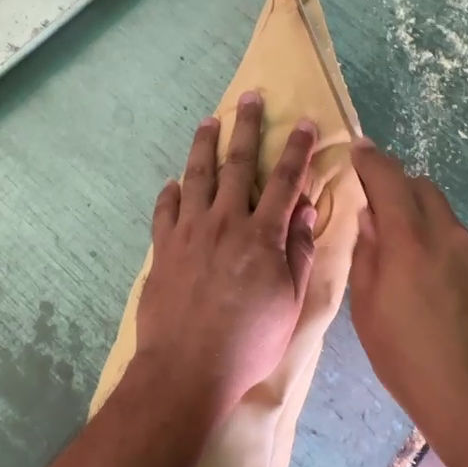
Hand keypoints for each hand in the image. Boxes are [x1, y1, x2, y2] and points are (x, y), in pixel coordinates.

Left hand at [133, 91, 319, 416]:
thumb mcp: (290, 303)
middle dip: (247, 127)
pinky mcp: (162, 247)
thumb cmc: (248, 342)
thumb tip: (303, 209)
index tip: (305, 124)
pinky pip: (165, 209)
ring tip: (209, 121)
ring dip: (205, 145)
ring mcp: (189, 231)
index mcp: (262, 235)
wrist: (187, 369)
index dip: (297, 150)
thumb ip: (297, 252)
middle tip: (250, 98)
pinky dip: (170, 192)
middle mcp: (224, 222)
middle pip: (238, 164)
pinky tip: (173, 182)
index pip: (284, 181)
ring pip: (196, 175)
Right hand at [348, 138, 467, 453]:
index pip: (388, 178)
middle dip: (399, 189)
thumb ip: (367, 255)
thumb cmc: (409, 363)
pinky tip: (445, 293)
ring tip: (413, 266)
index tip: (358, 149)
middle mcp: (449, 234)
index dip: (371, 159)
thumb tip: (371, 218)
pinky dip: (448, 252)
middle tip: (380, 210)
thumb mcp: (367, 312)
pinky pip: (467, 247)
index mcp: (409, 241)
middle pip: (422, 188)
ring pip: (446, 219)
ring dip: (425, 224)